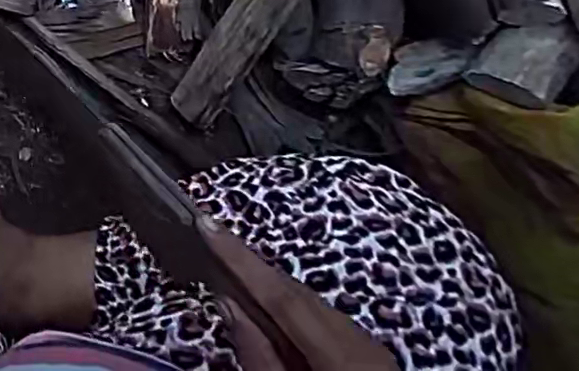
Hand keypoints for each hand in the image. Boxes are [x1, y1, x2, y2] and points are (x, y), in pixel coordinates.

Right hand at [202, 217, 396, 370]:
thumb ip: (259, 356)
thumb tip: (226, 302)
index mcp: (344, 358)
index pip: (283, 295)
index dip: (240, 257)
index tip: (205, 222)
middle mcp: (362, 344)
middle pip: (298, 293)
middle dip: (252, 267)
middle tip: (209, 240)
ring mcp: (373, 351)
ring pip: (310, 302)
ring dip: (269, 286)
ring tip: (230, 272)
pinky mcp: (374, 358)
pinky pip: (323, 318)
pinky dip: (291, 308)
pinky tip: (269, 310)